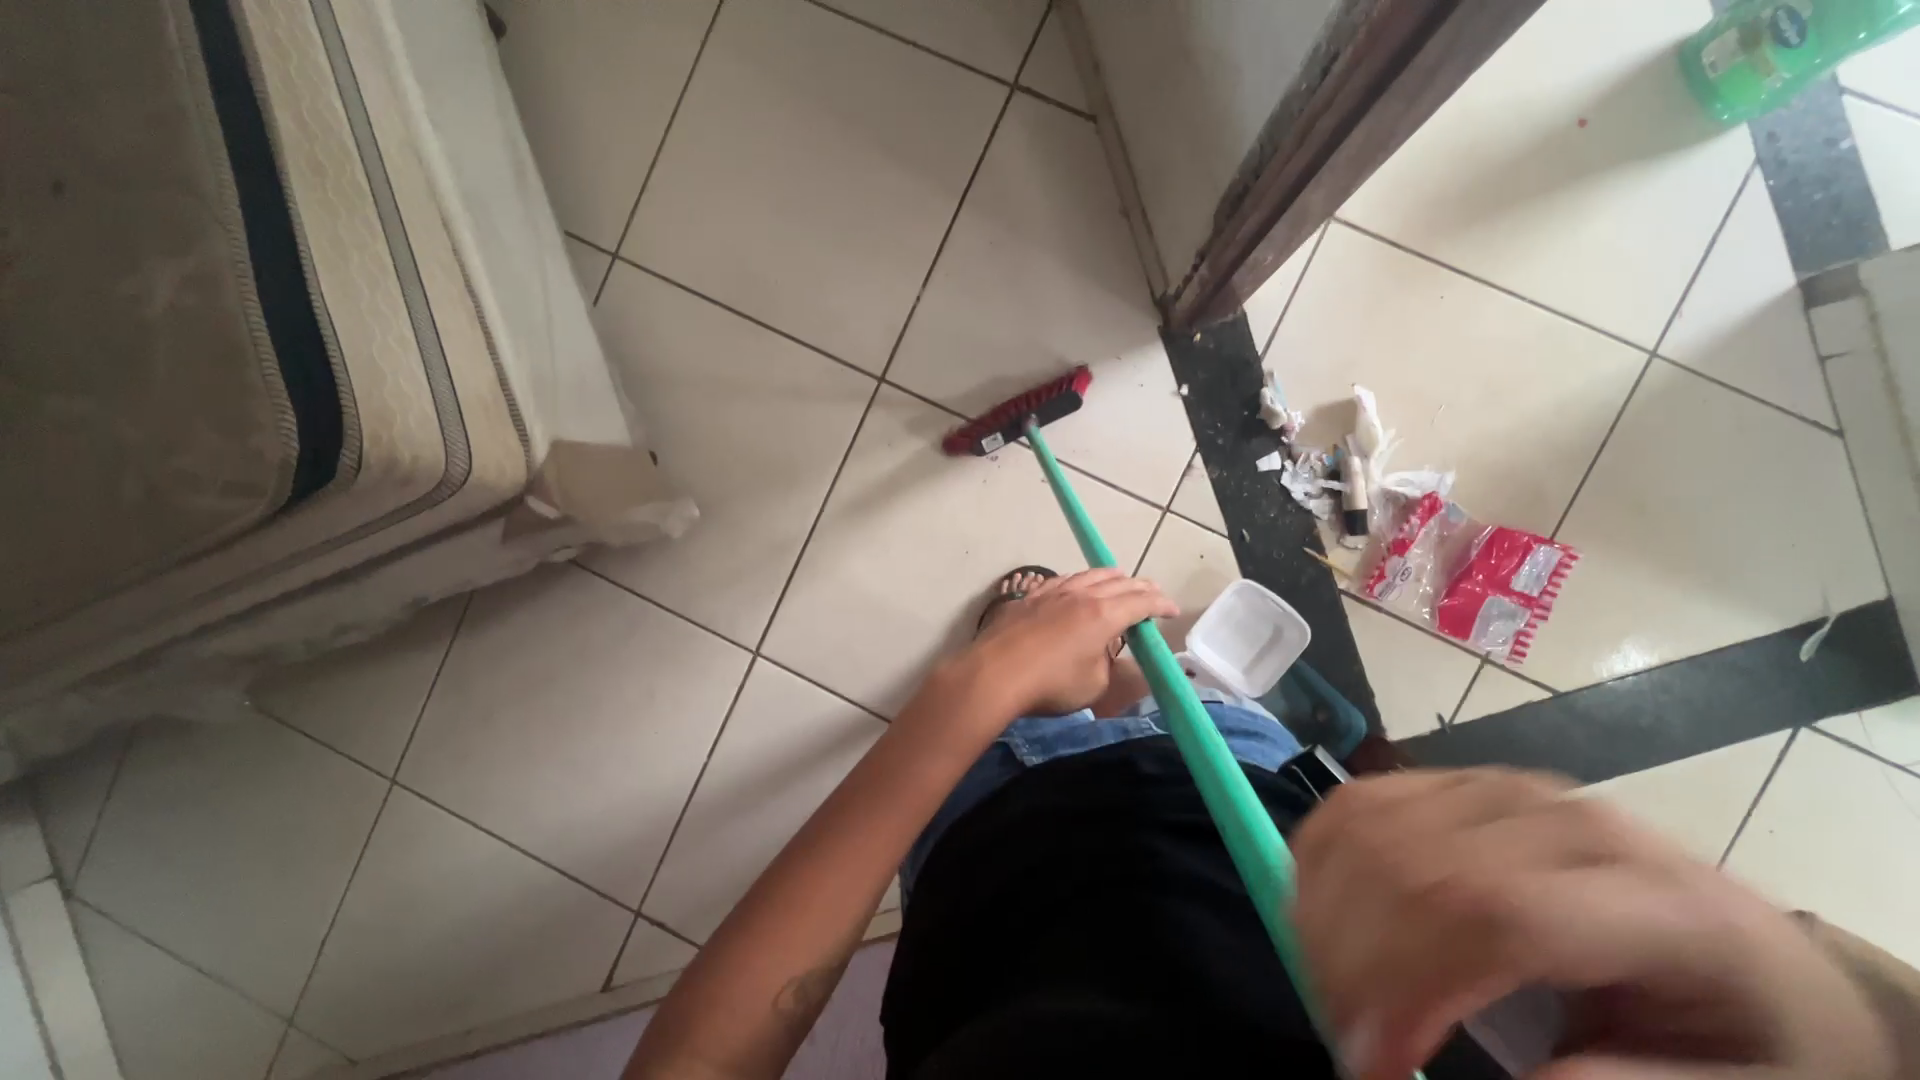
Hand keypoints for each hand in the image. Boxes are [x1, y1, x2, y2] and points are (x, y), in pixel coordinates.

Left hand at [959, 568, 1175, 717]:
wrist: (994, 674)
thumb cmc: (1050, 684)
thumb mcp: (1094, 684)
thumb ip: (1107, 664)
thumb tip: (1103, 652)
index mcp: (1104, 615)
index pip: (1141, 603)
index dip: (1160, 605)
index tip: (1171, 611)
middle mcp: (1081, 596)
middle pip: (1118, 583)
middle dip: (1140, 587)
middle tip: (1153, 593)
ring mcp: (1052, 593)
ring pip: (1088, 576)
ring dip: (1110, 577)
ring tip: (1120, 578)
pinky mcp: (1028, 599)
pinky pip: (1062, 581)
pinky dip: (1079, 580)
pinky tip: (1076, 584)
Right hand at [1290, 769, 1891, 1079]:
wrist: (1755, 954)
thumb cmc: (1747, 1033)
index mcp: (1654, 898)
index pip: (1494, 915)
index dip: (1411, 987)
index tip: (1376, 1067)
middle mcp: (1563, 820)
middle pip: (1412, 868)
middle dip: (1350, 960)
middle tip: (1346, 1037)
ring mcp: (1500, 788)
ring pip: (1369, 826)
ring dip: (1323, 911)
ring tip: (1330, 984)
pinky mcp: (1456, 781)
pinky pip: (1358, 802)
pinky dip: (1319, 859)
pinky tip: (1321, 914)